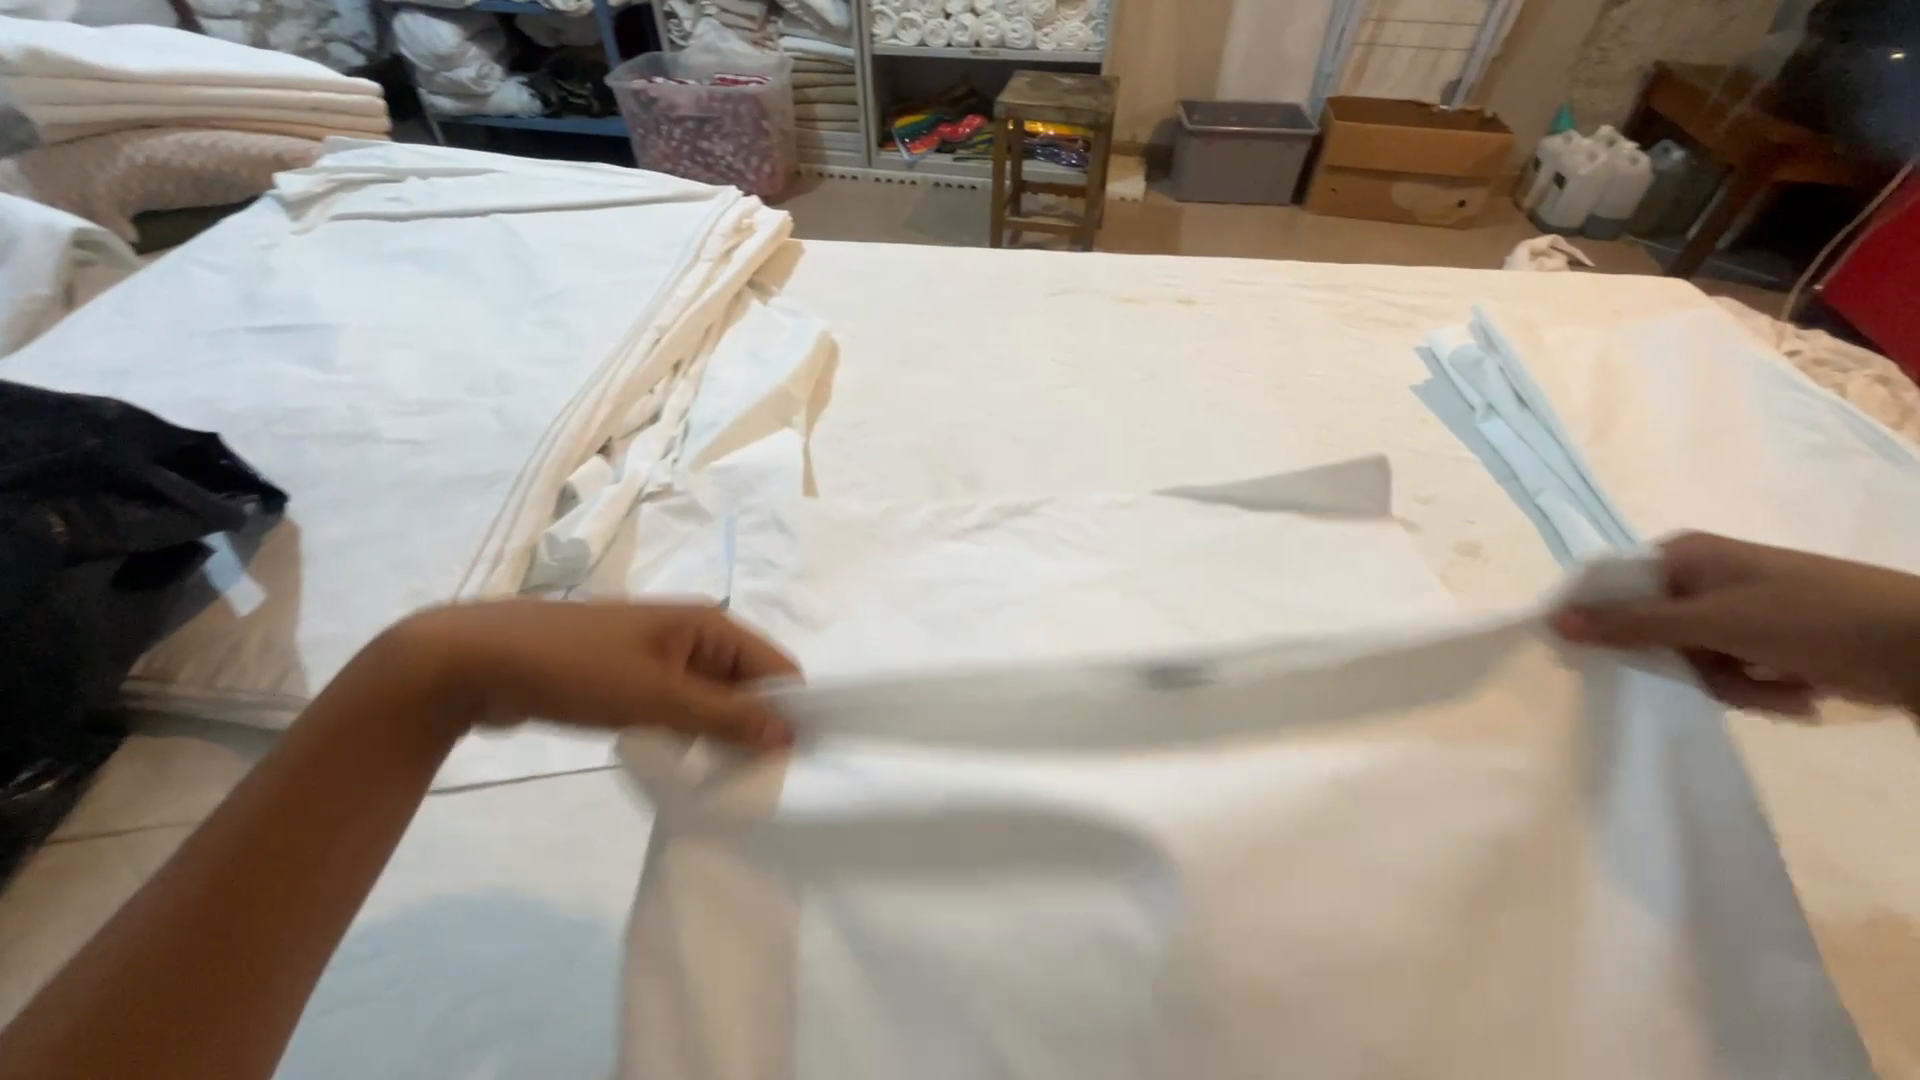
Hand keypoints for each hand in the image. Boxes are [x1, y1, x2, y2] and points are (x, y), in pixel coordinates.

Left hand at [383, 600, 798, 749]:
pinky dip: (688, 735)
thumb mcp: (658, 696)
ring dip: (720, 736)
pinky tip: (686, 768)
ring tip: (727, 783)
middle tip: (760, 783)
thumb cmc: (576, 670)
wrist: (475, 661)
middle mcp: (693, 636)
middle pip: (746, 685)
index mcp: (709, 625)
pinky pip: (679, 708)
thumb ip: (726, 717)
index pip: (775, 667)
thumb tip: (789, 734)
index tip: (798, 763)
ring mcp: (661, 657)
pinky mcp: (633, 678)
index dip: (791, 710)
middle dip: (755, 729)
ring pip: (712, 700)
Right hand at [1552, 532, 1919, 713]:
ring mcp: (1742, 610)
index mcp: (1686, 556)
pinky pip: (1730, 669)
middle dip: (1681, 662)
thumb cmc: (1811, 618)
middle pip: (1651, 628)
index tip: (1596, 655)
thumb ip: (1631, 625)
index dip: (1598, 619)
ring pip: (1691, 657)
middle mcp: (1707, 578)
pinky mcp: (1771, 640)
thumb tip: (1555, 621)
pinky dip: (1757, 687)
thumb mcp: (1713, 622)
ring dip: (1726, 682)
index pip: (1612, 585)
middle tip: (1705, 675)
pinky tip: (1794, 692)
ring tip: (1772, 687)